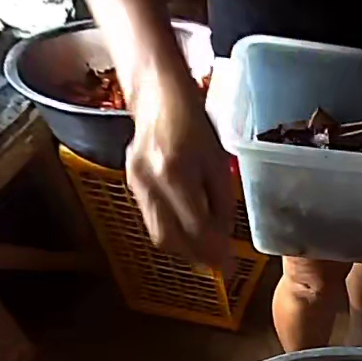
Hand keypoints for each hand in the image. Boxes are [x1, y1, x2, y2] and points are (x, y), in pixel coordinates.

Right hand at [125, 68, 235, 273]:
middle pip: (172, 238)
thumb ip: (222, 201)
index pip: (196, 226)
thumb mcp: (218, 160)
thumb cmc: (193, 120)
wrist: (156, 93)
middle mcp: (151, 181)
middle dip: (197, 256)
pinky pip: (152, 220)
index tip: (230, 266)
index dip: (214, 251)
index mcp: (175, 171)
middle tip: (218, 265)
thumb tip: (224, 235)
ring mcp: (137, 184)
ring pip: (160, 234)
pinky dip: (172, 232)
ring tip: (205, 253)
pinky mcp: (132, 184)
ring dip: (184, 249)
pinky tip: (187, 233)